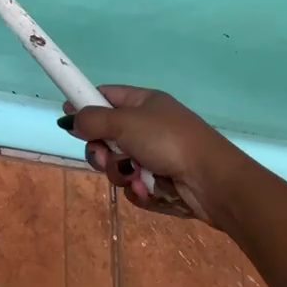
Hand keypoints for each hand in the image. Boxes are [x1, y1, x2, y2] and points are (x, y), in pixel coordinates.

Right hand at [61, 85, 255, 227]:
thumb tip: (71, 121)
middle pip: (107, 136)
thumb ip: (91, 119)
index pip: (106, 96)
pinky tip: (150, 190)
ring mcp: (159, 157)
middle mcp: (150, 128)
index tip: (67, 116)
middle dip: (102, 150)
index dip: (84, 104)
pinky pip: (137, 186)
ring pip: (120, 164)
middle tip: (104, 156)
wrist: (218, 184)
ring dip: (122, 173)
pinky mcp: (166, 185)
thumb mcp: (124, 121)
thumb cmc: (170, 141)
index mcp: (144, 103)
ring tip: (137, 177)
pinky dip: (140, 190)